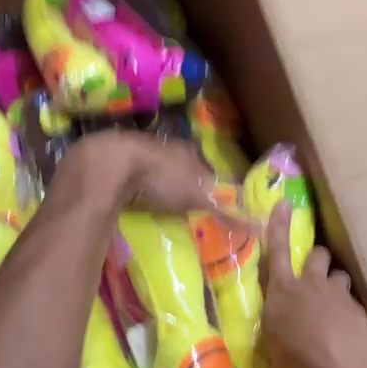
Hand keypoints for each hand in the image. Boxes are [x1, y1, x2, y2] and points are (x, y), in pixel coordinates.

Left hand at [67, 129, 229, 218]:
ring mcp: (133, 149)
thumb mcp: (197, 196)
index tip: (209, 196)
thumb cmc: (160, 177)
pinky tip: (129, 195)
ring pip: (150, 164)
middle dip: (179, 178)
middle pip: (176, 162)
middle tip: (183, 200)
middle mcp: (162, 143)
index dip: (208, 180)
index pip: (204, 162)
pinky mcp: (108, 159)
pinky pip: (126, 172)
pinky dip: (129, 182)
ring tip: (156, 199)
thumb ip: (224, 208)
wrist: (108, 165)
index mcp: (187, 149)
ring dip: (153, 179)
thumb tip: (258, 223)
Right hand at [258, 204, 366, 367]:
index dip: (279, 226)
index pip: (277, 250)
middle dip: (316, 257)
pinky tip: (346, 331)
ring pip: (339, 275)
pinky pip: (352, 302)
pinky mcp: (358, 308)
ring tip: (333, 304)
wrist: (341, 361)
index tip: (285, 204)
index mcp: (283, 289)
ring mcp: (338, 294)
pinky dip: (348, 312)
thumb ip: (275, 333)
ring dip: (335, 284)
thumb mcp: (272, 348)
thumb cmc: (296, 356)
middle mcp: (311, 284)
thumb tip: (278, 332)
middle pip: (317, 254)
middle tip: (315, 270)